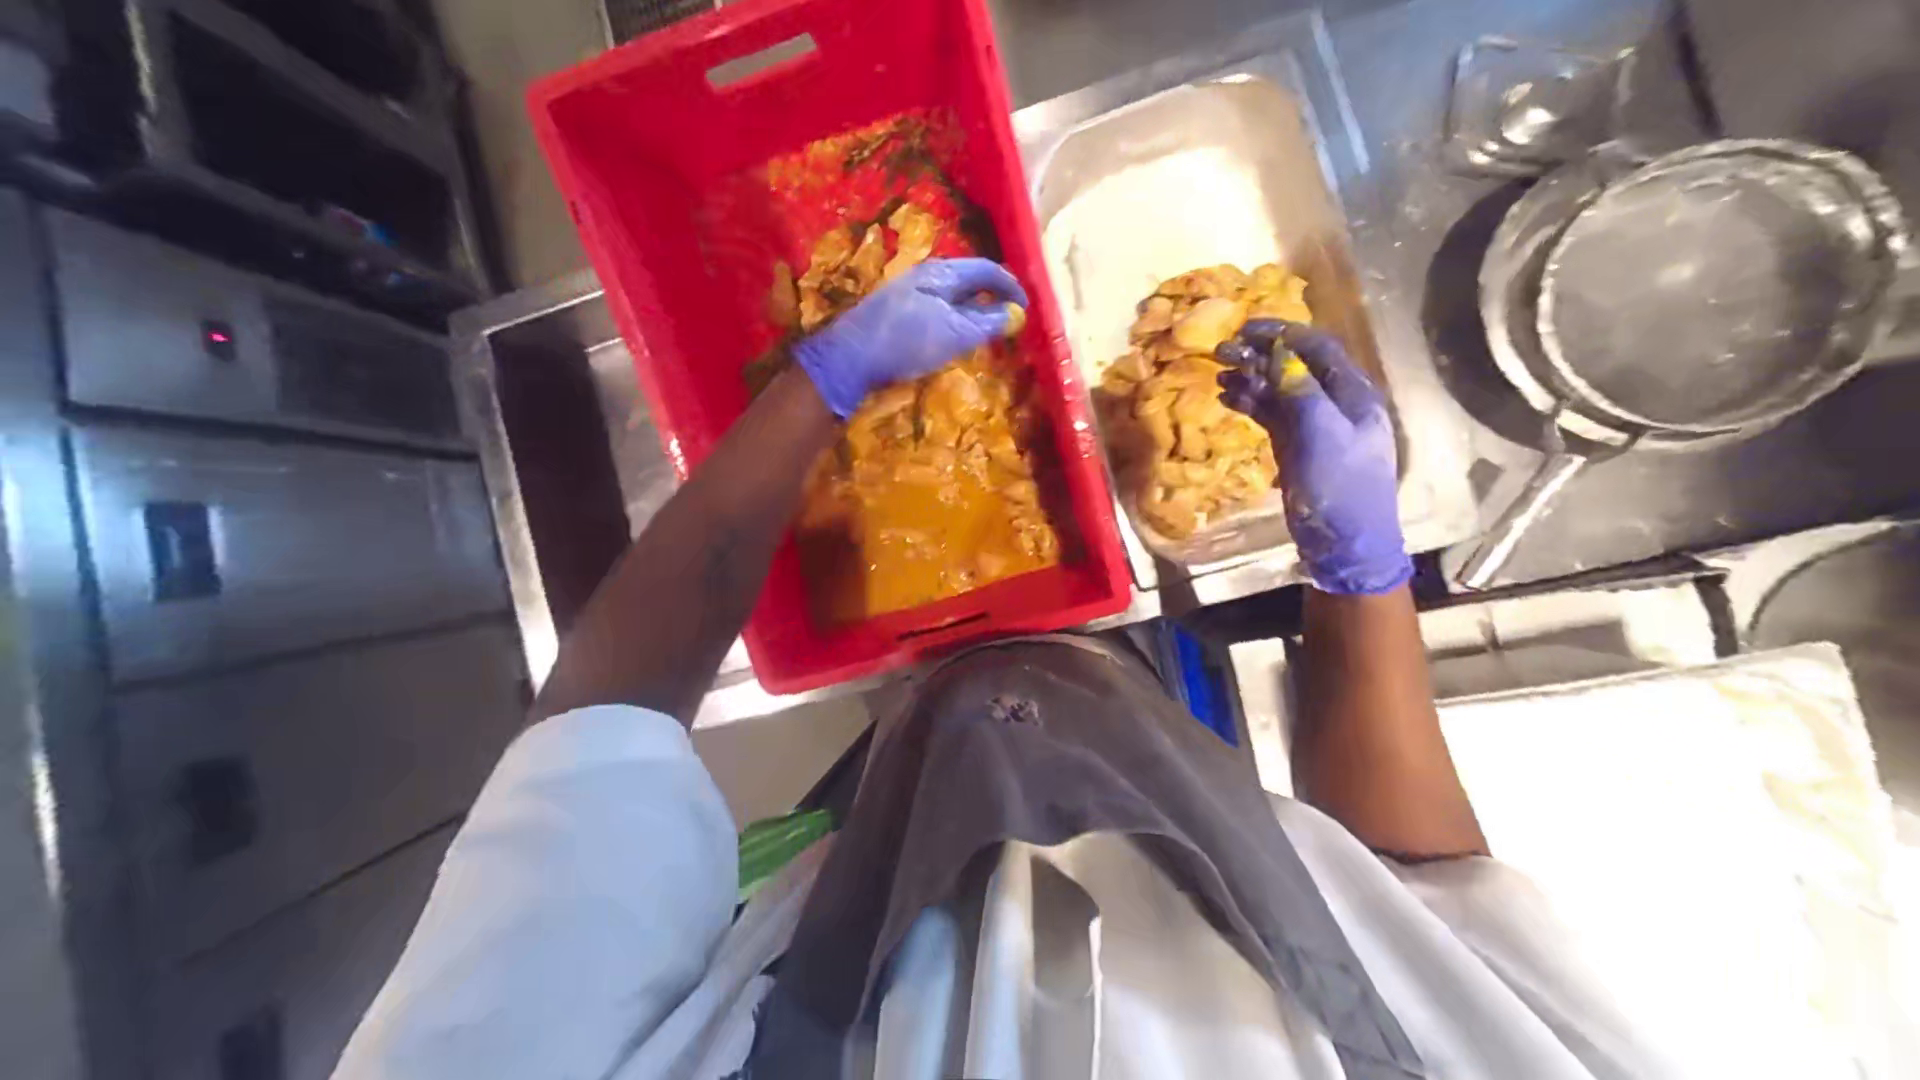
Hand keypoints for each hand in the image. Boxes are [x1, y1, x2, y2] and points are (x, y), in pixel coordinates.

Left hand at [792, 257, 1028, 417]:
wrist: (851, 358)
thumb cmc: (906, 341)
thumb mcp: (955, 333)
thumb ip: (987, 323)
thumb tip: (1015, 315)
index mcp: (942, 273)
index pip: (987, 269)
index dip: (1011, 287)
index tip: (1026, 309)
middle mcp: (926, 277)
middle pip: (969, 280)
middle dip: (993, 298)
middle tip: (1009, 322)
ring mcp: (909, 295)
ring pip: (952, 297)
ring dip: (973, 312)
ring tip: (987, 333)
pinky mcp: (897, 315)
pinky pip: (937, 311)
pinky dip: (954, 322)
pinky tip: (954, 340)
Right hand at [1216, 320, 1411, 594]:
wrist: (1344, 542)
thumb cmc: (1339, 487)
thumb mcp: (1323, 435)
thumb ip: (1302, 392)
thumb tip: (1279, 354)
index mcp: (1352, 395)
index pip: (1318, 349)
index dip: (1284, 333)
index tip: (1246, 328)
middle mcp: (1334, 404)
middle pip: (1295, 367)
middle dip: (1260, 355)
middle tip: (1222, 351)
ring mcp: (1314, 426)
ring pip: (1279, 391)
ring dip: (1250, 379)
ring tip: (1218, 373)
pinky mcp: (1296, 447)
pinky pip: (1271, 416)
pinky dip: (1249, 404)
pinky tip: (1226, 398)